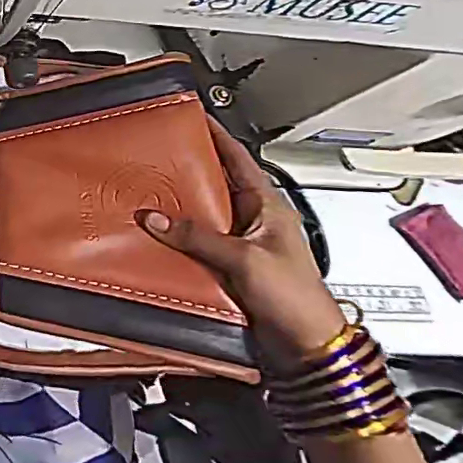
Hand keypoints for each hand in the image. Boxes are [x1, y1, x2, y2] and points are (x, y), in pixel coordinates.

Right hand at [136, 116, 345, 370]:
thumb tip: (157, 219)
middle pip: (217, 184)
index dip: (217, 135)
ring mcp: (242, 242)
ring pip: (206, 214)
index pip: (239, 158)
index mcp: (267, 206)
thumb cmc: (296, 298)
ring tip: (154, 191)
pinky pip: (201, 242)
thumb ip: (199, 237)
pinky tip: (163, 236)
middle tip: (162, 154)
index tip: (196, 117)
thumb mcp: (244, 259)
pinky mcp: (232, 265)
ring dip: (183, 207)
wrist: (307, 345)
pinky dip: (182, 237)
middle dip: (190, 169)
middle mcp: (254, 220)